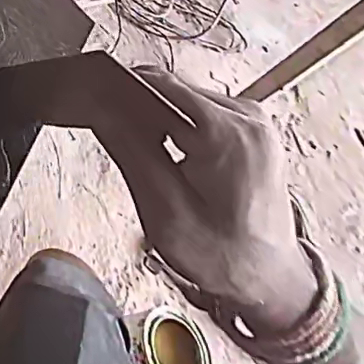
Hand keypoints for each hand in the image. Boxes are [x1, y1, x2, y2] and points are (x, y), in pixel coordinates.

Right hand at [92, 68, 314, 331]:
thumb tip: (100, 110)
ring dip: (155, 117)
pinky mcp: (250, 127)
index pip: (159, 84)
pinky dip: (175, 124)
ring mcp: (253, 119)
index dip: (119, 89)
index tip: (93, 102)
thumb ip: (131, 151)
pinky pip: (199, 109)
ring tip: (146, 154)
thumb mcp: (162, 209)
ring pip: (182, 97)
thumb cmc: (220, 255)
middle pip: (170, 88)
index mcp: (227, 134)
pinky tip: (166, 153)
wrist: (270, 279)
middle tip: (117, 140)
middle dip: (137, 107)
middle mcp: (246, 117)